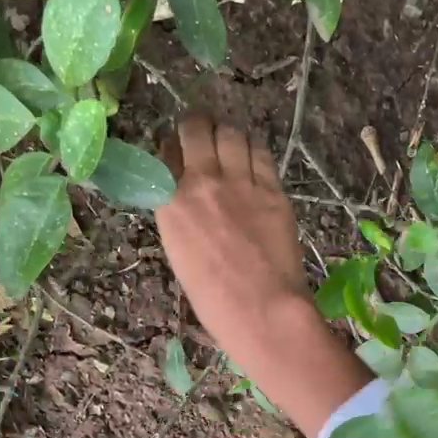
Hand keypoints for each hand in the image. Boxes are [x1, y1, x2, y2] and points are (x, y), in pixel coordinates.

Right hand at [154, 113, 309, 338]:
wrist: (262, 310)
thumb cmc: (216, 300)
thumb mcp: (181, 256)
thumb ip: (181, 219)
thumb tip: (189, 202)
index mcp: (170, 204)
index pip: (164, 153)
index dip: (172, 147)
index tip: (177, 151)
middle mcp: (202, 182)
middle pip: (196, 129)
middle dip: (198, 126)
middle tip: (203, 135)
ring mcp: (240, 183)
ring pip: (231, 134)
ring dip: (227, 135)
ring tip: (230, 146)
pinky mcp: (272, 190)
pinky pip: (261, 154)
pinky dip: (254, 151)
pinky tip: (254, 159)